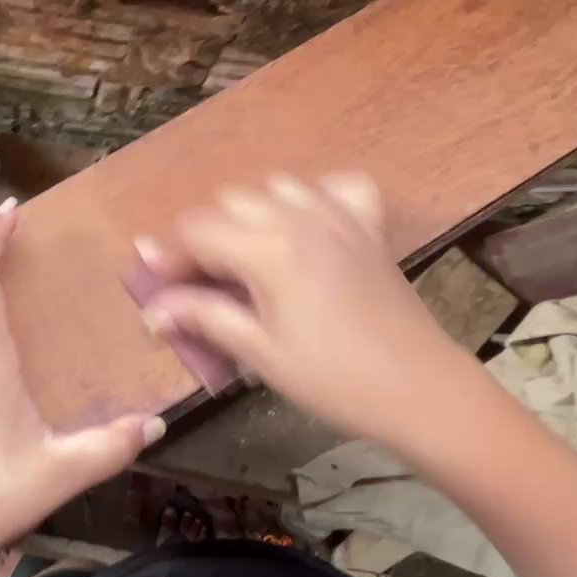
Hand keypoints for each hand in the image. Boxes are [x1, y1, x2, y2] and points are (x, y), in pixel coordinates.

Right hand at [137, 173, 484, 448]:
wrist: (421, 390)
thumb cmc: (333, 379)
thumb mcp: (260, 352)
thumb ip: (204, 318)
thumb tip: (155, 309)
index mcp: (267, 249)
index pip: (198, 232)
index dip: (170, 256)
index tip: (155, 282)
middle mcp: (299, 218)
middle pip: (230, 202)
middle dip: (206, 235)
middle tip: (203, 283)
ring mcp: (338, 216)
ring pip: (273, 187)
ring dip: (250, 214)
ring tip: (247, 258)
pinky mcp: (367, 226)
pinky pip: (333, 187)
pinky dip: (311, 197)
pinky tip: (305, 227)